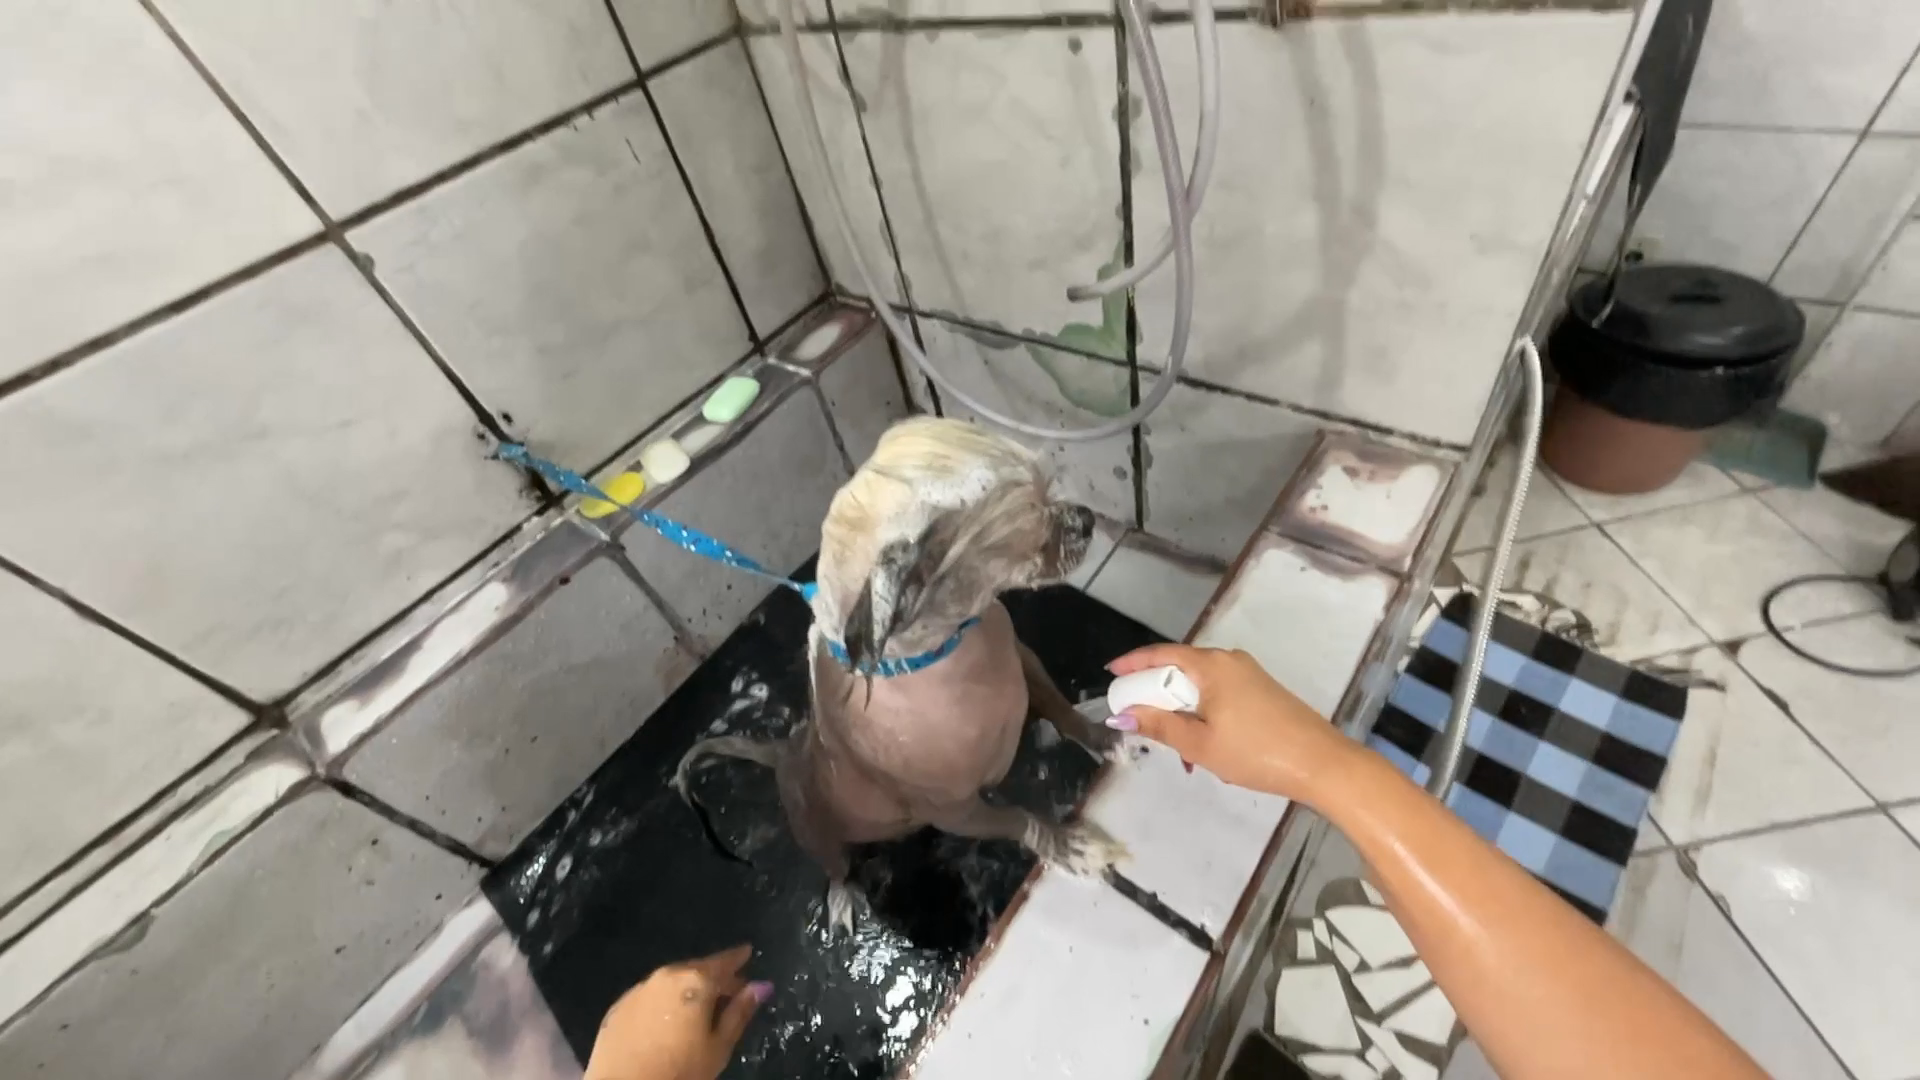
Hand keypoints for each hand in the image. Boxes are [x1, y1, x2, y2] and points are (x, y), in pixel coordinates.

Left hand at [585, 944, 769, 1079]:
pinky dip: (662, 1003)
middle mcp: (667, 975)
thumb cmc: (679, 1074)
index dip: (738, 958)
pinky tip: (664, 1023)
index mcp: (696, 980)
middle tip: (727, 992)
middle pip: (697, 969)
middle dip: (714, 979)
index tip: (748, 953)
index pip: (724, 961)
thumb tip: (761, 986)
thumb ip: (740, 1012)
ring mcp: (639, 990)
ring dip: (686, 990)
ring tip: (696, 1010)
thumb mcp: (718, 1047)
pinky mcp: (617, 1008)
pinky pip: (649, 997)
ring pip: (671, 982)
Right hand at [1105, 644, 1358, 804]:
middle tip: (1141, 722)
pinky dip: (1203, 714)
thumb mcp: (1199, 744)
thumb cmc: (1256, 752)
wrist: (1323, 764)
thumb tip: (1120, 716)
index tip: (1110, 675)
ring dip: (1182, 712)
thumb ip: (1157, 726)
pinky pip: (1219, 694)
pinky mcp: (1262, 690)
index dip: (1132, 663)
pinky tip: (1206, 747)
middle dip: (1157, 696)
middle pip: (1179, 669)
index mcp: (1211, 665)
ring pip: (1200, 686)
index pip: (1160, 654)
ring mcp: (1248, 674)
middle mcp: (1229, 660)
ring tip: (1179, 750)